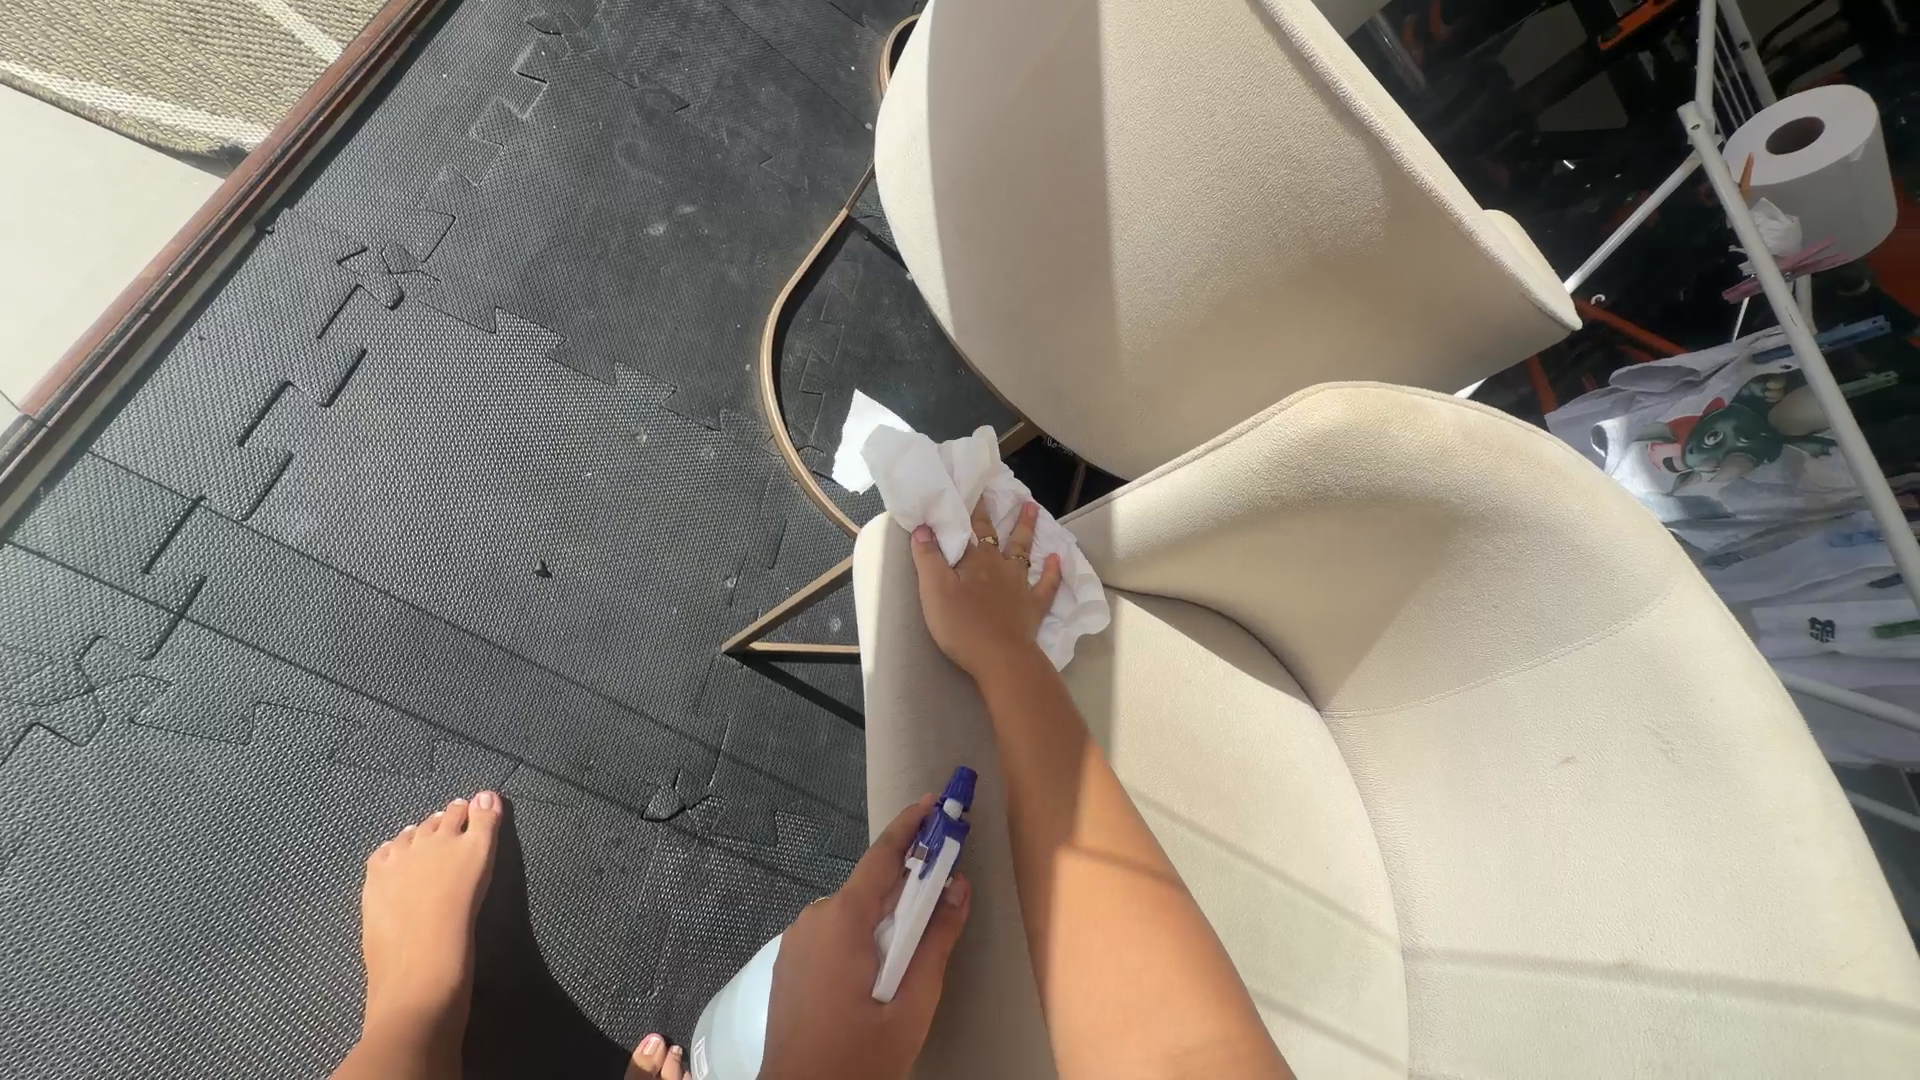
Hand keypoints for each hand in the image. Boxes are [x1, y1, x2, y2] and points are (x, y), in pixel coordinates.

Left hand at [761, 797, 972, 1079]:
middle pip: (872, 884)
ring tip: (912, 950)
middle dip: (909, 882)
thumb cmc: (858, 1060)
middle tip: (944, 883)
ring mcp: (797, 938)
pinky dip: (864, 934)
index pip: (883, 855)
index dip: (913, 825)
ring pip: (855, 910)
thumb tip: (959, 887)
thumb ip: (936, 941)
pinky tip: (878, 970)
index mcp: (843, 920)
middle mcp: (815, 916)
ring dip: (887, 916)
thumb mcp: (911, 1007)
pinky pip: (836, 930)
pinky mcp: (790, 960)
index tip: (938, 801)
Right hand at [910, 500, 1061, 678]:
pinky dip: (1053, 571)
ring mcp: (1019, 585)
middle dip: (993, 513)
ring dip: (1027, 529)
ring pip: (1023, 551)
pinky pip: (1047, 585)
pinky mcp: (1034, 607)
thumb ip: (928, 557)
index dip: (968, 508)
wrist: (1000, 657)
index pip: (968, 528)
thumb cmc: (962, 624)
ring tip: (1032, 509)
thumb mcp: (934, 590)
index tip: (971, 487)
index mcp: (974, 560)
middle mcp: (999, 566)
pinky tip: (1057, 559)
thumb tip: (923, 526)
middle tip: (1000, 490)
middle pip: (995, 534)